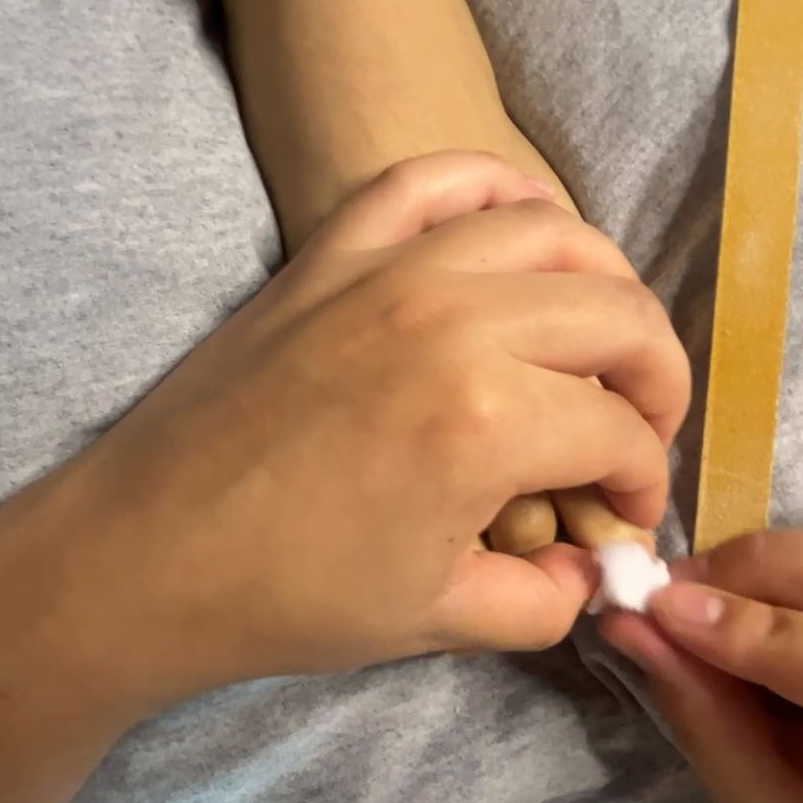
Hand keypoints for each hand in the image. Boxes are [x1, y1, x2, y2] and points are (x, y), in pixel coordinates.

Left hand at [0, 150, 687, 715]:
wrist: (147, 554)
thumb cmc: (286, 598)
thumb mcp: (439, 621)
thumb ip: (546, 599)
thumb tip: (591, 565)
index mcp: (485, 421)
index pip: (618, 432)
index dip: (643, 479)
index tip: (626, 511)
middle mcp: (449, 320)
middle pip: (614, 315)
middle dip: (656, 376)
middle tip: (638, 429)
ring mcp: (383, 271)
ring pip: (547, 231)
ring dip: (600, 283)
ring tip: (598, 338)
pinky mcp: (328, 255)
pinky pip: (431, 181)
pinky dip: (492, 190)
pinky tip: (515, 229)